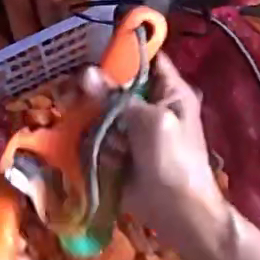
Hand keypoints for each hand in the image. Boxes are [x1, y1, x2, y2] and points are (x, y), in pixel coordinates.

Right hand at [77, 54, 231, 259]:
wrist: (179, 211)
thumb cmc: (175, 160)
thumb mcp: (150, 121)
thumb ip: (117, 96)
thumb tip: (85, 73)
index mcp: (170, 92)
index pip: (146, 59)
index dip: (123, 51)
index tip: (95, 49)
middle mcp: (149, 105)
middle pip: (115, 85)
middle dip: (99, 92)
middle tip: (81, 95)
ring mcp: (132, 128)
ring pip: (102, 111)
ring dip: (101, 124)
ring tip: (113, 144)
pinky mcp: (118, 149)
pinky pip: (99, 135)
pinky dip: (100, 144)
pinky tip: (110, 157)